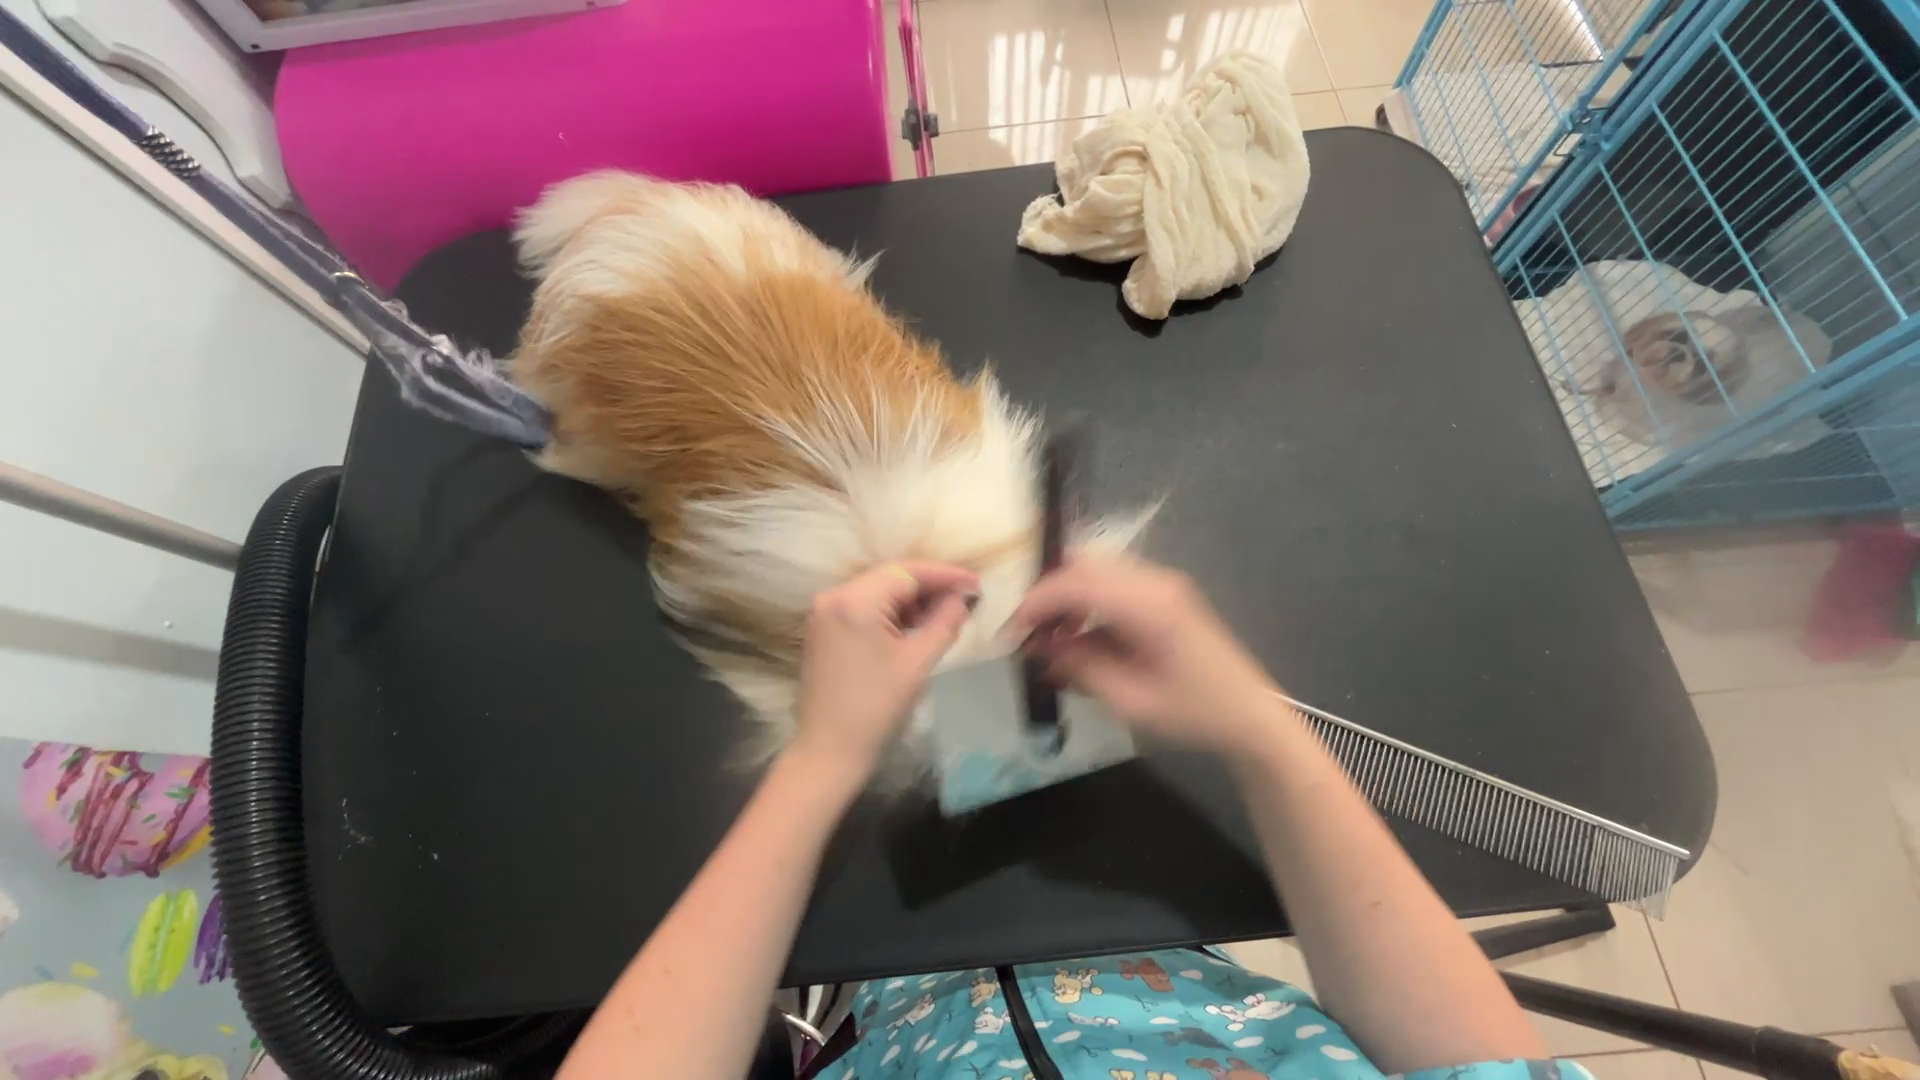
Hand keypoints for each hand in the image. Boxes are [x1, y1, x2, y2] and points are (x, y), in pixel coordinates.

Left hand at [790, 561, 980, 775]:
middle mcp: (833, 596)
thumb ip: (944, 621)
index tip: (977, 583)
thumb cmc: (876, 708)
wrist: (829, 752)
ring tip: (946, 614)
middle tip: (966, 598)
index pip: (907, 572)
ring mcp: (824, 613)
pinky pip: (864, 609)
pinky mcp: (824, 630)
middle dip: (930, 587)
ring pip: (878, 592)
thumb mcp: (918, 661)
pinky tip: (916, 626)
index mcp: (854, 600)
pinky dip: (891, 614)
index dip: (946, 575)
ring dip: (912, 601)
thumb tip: (964, 597)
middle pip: (891, 578)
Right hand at [1006, 552, 1282, 755]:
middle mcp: (1155, 581)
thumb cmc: (1195, 715)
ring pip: (1094, 571)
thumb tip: (1038, 647)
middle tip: (1026, 633)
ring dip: (1065, 599)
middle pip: (1082, 565)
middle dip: (1046, 595)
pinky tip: (1078, 640)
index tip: (1010, 632)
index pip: (1076, 583)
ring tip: (1049, 641)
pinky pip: (1111, 585)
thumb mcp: (1131, 702)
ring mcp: (1162, 584)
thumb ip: (1081, 668)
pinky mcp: (1163, 594)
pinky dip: (1085, 604)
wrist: (1252, 716)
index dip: (1035, 603)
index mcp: (1150, 606)